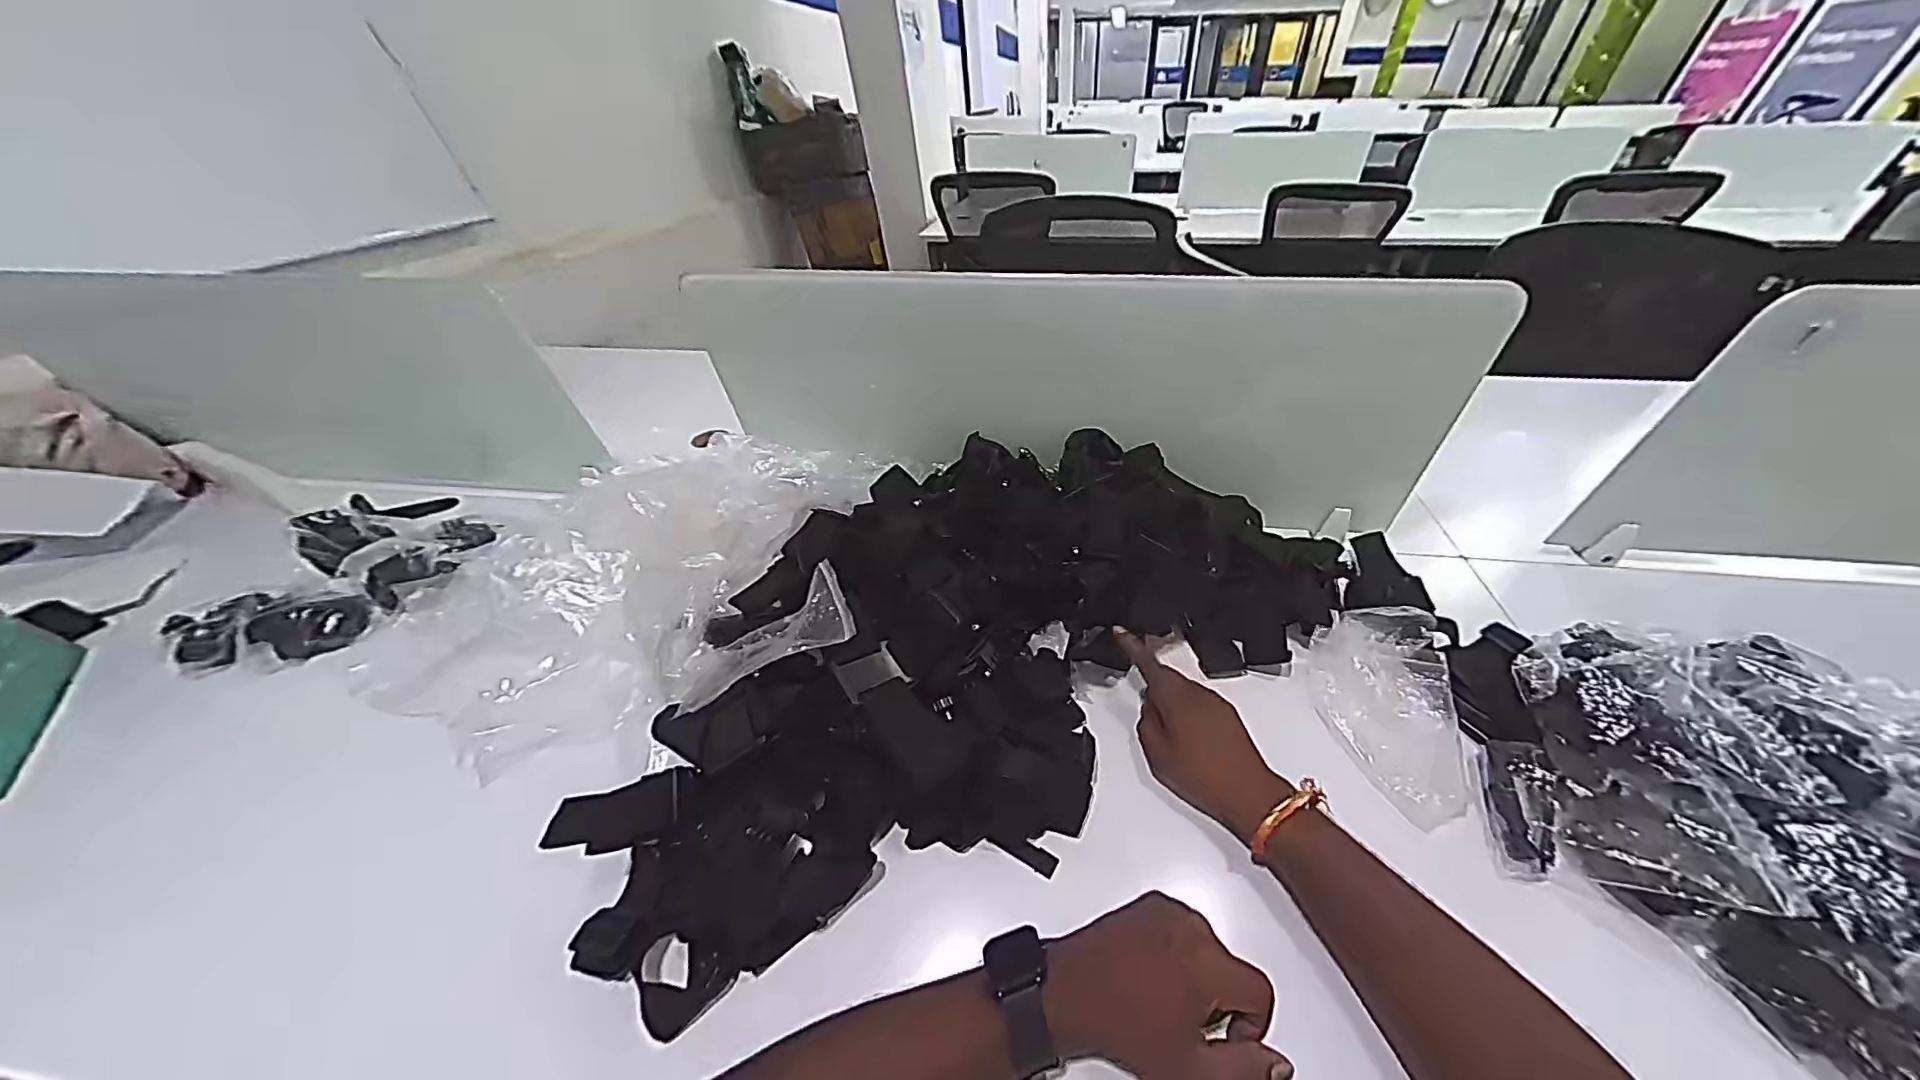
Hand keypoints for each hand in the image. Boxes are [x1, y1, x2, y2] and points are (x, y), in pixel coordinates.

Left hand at [1044, 893, 1292, 1079]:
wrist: (1069, 991)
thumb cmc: (1116, 1021)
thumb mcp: (1189, 1067)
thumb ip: (1245, 1069)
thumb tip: (1278, 1064)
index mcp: (1205, 961)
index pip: (1261, 993)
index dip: (1250, 1027)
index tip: (1224, 1039)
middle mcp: (1188, 926)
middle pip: (1232, 969)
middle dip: (1218, 1000)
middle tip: (1185, 1023)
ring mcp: (1165, 910)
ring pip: (1207, 949)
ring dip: (1196, 975)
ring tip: (1162, 999)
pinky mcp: (1148, 903)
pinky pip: (1181, 929)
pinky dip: (1175, 951)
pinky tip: (1150, 974)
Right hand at [1118, 631, 1294, 843]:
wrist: (1249, 795)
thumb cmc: (1204, 777)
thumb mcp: (1157, 753)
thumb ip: (1146, 722)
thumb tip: (1148, 708)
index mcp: (1175, 697)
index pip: (1147, 662)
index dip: (1131, 646)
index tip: (1122, 633)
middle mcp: (1198, 694)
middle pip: (1167, 678)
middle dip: (1154, 690)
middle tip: (1148, 717)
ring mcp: (1217, 703)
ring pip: (1184, 693)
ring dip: (1173, 706)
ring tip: (1173, 741)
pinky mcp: (1229, 715)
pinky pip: (1200, 704)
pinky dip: (1190, 715)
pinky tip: (1190, 743)